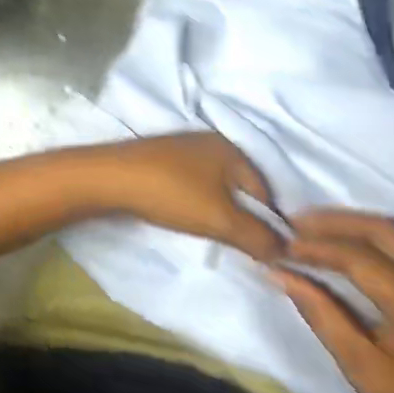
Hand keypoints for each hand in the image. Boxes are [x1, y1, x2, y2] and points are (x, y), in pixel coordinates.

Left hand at [95, 133, 282, 259]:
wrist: (107, 178)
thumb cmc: (171, 194)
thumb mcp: (222, 220)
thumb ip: (259, 237)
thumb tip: (286, 251)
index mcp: (230, 148)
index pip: (265, 190)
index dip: (268, 222)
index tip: (263, 249)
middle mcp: (207, 141)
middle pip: (238, 186)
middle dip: (241, 215)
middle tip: (236, 243)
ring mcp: (178, 147)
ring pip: (212, 185)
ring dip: (215, 209)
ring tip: (208, 231)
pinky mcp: (155, 158)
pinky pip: (187, 183)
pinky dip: (191, 201)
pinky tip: (181, 214)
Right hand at [271, 210, 393, 392]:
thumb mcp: (364, 370)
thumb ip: (323, 316)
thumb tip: (281, 275)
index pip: (359, 256)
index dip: (315, 246)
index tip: (279, 247)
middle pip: (389, 231)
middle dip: (339, 221)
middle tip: (297, 224)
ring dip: (365, 228)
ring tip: (326, 233)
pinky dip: (389, 243)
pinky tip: (368, 255)